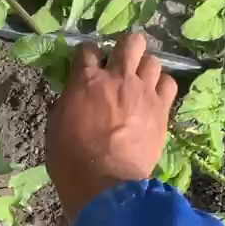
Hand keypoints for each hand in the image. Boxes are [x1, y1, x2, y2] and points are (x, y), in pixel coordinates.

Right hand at [45, 31, 178, 222]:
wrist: (104, 183)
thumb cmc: (70, 160)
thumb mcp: (56, 127)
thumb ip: (68, 102)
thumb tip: (74, 95)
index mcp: (87, 81)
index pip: (87, 51)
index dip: (86, 56)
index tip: (86, 65)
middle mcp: (119, 77)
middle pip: (130, 42)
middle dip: (123, 49)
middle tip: (118, 66)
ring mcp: (144, 91)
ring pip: (152, 60)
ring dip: (143, 69)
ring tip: (137, 83)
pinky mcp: (162, 107)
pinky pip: (168, 83)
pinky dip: (160, 87)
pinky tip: (152, 98)